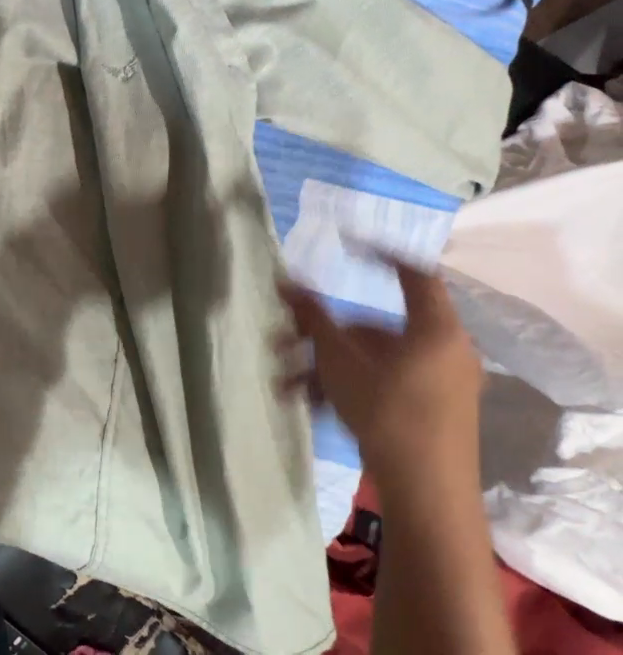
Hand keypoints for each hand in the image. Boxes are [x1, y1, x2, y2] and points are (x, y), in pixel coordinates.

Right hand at [280, 264, 482, 489]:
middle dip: (320, 331)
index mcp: (436, 330)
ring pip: (370, 355)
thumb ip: (313, 317)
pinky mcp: (430, 404)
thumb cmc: (386, 411)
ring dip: (322, 362)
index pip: (415, 275)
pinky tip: (308, 399)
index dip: (380, 254)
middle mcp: (445, 348)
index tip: (344, 243)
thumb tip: (287, 279)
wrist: (426, 486)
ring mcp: (440, 379)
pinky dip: (344, 382)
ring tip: (285, 380)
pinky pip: (380, 378)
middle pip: (374, 324)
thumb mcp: (338, 359)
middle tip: (283, 336)